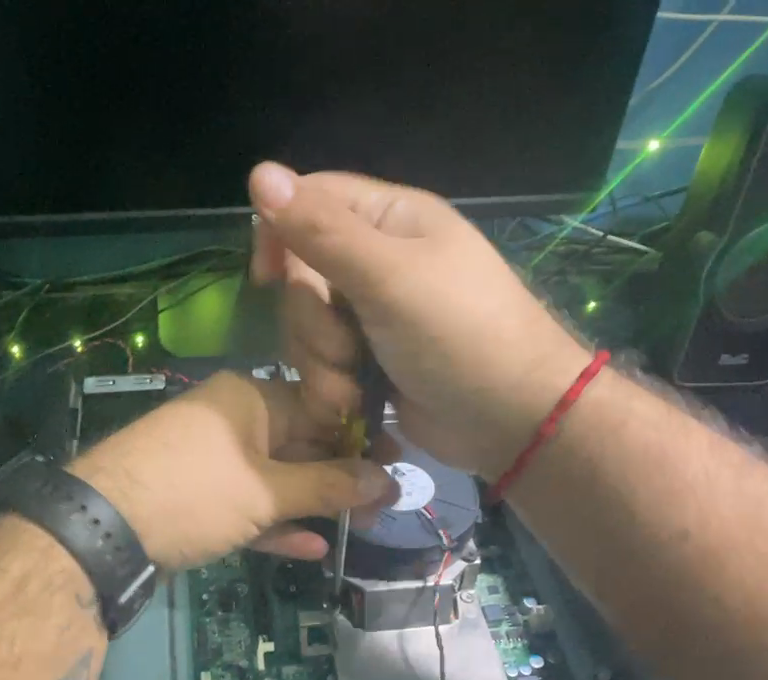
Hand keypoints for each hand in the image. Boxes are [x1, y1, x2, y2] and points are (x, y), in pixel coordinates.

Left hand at [69, 371, 392, 570]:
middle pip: (299, 444)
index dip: (359, 436)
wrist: (101, 531)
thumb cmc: (193, 493)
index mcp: (248, 398)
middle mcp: (230, 422)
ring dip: (314, 504)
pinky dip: (277, 524)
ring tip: (360, 526)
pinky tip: (313, 547)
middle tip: (386, 503)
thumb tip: (386, 480)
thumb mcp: (267, 490)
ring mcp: (210, 463)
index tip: (396, 461)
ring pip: (275, 480)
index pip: (318, 407)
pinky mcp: (197, 501)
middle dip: (341, 476)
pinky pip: (248, 507)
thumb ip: (328, 486)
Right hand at [248, 162, 589, 477]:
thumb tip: (258, 171)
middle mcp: (378, 261)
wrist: (509, 420)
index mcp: (391, 219)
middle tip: (348, 347)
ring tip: (353, 389)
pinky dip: (331, 388)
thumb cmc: (459, 335)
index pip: (311, 201)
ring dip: (321, 364)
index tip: (267, 278)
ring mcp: (373, 316)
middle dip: (313, 322)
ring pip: (308, 327)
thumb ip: (322, 231)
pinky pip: (323, 364)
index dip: (279, 233)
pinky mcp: (370, 364)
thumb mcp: (388, 275)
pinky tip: (351, 407)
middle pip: (301, 274)